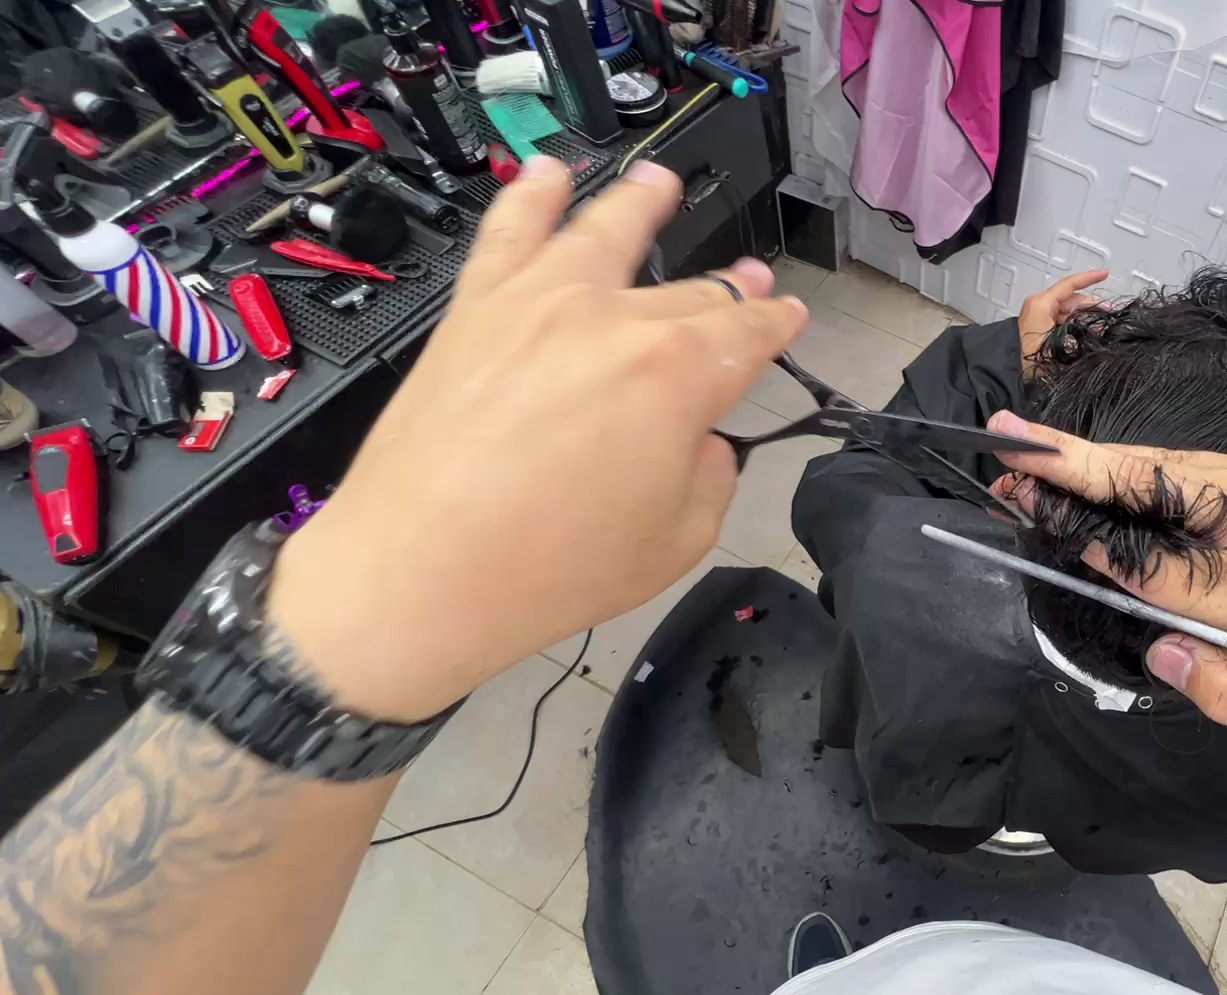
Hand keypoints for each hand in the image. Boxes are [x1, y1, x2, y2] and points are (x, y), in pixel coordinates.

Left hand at [267, 157, 808, 719]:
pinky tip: (547, 177)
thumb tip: (702, 441)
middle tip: (753, 286)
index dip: (779, 324)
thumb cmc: (559, 567)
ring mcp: (540, 306)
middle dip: (734, 290)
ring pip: (605, 231)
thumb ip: (713, 476)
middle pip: (693, 293)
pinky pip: (509, 234)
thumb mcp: (682, 538)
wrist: (423, 574)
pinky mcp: (476, 312)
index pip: (749, 334)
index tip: (790, 316)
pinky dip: (532, 198)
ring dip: (645, 205)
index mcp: (678, 377)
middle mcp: (614, 322)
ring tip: (662, 183)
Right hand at [986, 413, 1226, 739]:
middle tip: (1005, 444)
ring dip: (1091, 459)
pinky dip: (1130, 465)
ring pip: (1162, 465)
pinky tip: (1097, 468)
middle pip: (1147, 484)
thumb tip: (1158, 648)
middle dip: (1070, 464)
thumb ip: (1226, 691)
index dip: (1090, 537)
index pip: (1150, 561)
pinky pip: (1185, 466)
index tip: (1033, 509)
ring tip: (1033, 453)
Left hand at [1018, 268, 1108, 364]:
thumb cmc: (1032, 358)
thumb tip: (1098, 329)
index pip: (1069, 285)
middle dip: (1092, 305)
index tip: (1106, 274)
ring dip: (1085, 317)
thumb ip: (1080, 333)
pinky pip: (1061, 319)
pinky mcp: (1039, 326)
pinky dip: (1075, 323)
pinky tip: (1089, 332)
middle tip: (1110, 313)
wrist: (1012, 373)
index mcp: (1042, 303)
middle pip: (1071, 299)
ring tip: (1102, 327)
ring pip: (1068, 310)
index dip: (1090, 278)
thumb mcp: (1059, 343)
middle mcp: (1040, 305)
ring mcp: (1039, 315)